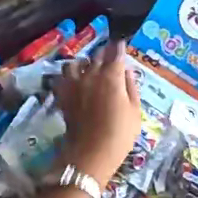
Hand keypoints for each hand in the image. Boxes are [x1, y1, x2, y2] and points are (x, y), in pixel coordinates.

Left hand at [56, 41, 143, 182]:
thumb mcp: (135, 111)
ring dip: (84, 62)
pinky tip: (73, 82)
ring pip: (77, 62)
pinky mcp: (63, 94)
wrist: (91, 153)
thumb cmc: (120, 134)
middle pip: (97, 55)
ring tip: (89, 69)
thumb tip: (126, 70)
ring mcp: (74, 83)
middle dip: (105, 54)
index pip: (116, 51)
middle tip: (110, 59)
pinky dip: (68, 76)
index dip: (120, 46)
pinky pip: (62, 77)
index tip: (122, 44)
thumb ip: (131, 87)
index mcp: (112, 75)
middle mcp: (92, 74)